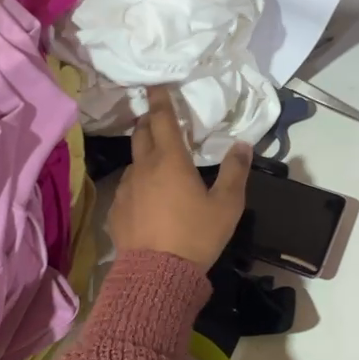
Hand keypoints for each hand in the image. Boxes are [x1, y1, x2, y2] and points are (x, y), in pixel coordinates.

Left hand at [109, 87, 249, 271]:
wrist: (157, 274)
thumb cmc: (196, 236)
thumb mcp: (227, 206)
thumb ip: (235, 171)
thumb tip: (243, 144)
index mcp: (170, 160)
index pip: (162, 118)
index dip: (160, 99)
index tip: (156, 84)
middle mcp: (143, 167)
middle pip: (141, 134)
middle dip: (148, 123)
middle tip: (158, 122)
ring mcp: (125, 189)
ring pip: (133, 163)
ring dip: (144, 158)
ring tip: (157, 168)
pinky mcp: (116, 211)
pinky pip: (126, 189)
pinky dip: (137, 186)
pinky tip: (147, 201)